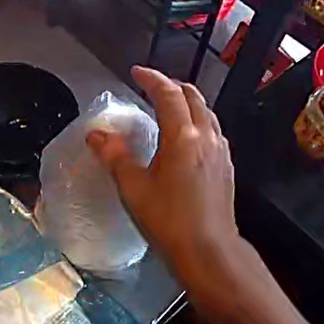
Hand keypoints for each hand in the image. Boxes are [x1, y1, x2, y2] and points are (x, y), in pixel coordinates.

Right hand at [88, 66, 250, 292]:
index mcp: (183, 136)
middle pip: (193, 97)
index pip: (168, 94)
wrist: (209, 251)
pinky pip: (213, 131)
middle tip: (152, 86)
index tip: (137, 72)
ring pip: (206, 113)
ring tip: (168, 107)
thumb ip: (115, 156)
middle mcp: (207, 137)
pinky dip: (197, 122)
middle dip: (172, 86)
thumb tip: (97, 134)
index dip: (152, 79)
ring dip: (187, 103)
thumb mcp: (133, 188)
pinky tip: (187, 138)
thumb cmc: (169, 221)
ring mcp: (221, 152)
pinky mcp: (226, 168)